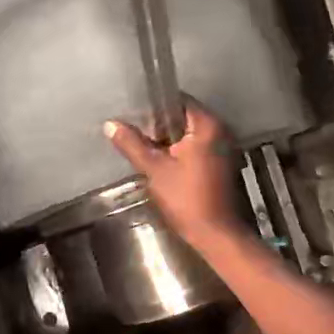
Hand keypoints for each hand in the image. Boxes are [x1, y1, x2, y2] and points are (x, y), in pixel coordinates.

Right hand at [104, 103, 244, 247]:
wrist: (215, 233)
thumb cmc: (186, 198)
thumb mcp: (155, 169)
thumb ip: (133, 144)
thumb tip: (110, 124)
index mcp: (207, 125)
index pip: (179, 100)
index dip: (156, 106)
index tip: (135, 116)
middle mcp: (220, 130)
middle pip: (184, 117)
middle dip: (160, 125)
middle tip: (137, 134)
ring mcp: (223, 147)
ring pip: (189, 134)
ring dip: (169, 140)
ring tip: (146, 148)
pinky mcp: (221, 163)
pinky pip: (197, 147)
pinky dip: (180, 151)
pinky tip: (163, 162)